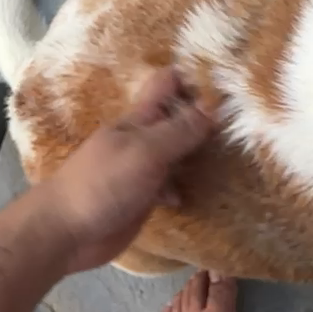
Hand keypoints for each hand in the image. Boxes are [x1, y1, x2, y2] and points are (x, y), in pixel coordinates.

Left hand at [31, 68, 217, 272]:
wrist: (67, 231)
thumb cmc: (102, 183)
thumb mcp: (145, 151)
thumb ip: (179, 131)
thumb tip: (215, 106)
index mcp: (139, 119)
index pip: (167, 84)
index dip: (194, 79)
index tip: (230, 85)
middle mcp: (142, 139)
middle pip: (177, 119)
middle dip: (205, 118)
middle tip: (245, 123)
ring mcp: (142, 169)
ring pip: (177, 153)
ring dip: (199, 154)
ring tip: (236, 156)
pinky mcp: (143, 197)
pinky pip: (170, 185)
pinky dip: (186, 186)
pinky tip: (202, 194)